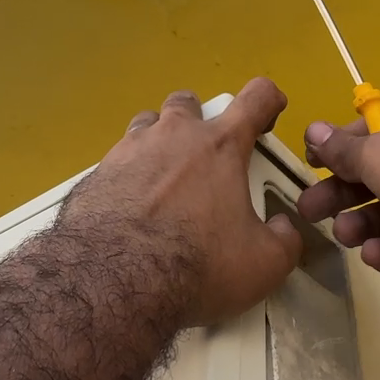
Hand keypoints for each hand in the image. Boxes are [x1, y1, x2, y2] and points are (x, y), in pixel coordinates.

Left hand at [62, 78, 303, 326]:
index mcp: (220, 146)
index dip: (269, 100)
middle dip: (200, 120)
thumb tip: (284, 228)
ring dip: (159, 141)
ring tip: (163, 178)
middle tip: (205, 157)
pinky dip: (127, 176)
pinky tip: (128, 208)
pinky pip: (116, 161)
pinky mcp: (96, 174)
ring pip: (147, 124)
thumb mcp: (263, 265)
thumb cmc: (196, 265)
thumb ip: (284, 241)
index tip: (270, 113)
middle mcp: (174, 135)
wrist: (111, 282)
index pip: (256, 97)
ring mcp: (129, 150)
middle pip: (189, 102)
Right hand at [297, 97, 379, 308]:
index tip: (310, 164)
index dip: (338, 146)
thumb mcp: (378, 154)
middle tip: (309, 211)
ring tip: (345, 235)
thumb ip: (343, 149)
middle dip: (343, 193)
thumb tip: (313, 130)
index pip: (370, 130)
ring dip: (365, 224)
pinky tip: (375, 255)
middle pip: (377, 175)